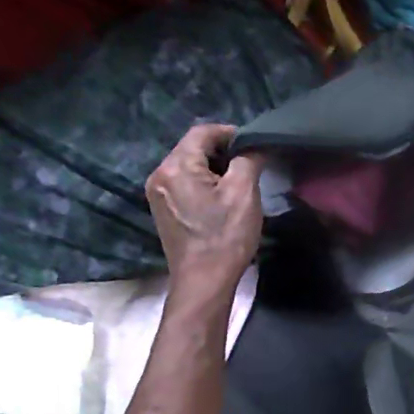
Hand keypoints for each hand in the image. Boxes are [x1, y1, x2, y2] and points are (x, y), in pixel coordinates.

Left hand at [145, 124, 264, 299]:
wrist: (203, 281)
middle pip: (193, 148)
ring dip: (214, 168)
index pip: (203, 132)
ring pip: (189, 166)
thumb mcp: (244, 192)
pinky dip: (204, 183)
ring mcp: (158, 193)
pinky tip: (222, 198)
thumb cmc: (225, 236)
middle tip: (251, 163)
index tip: (255, 145)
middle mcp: (160, 174)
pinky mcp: (163, 210)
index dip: (231, 133)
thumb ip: (248, 159)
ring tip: (239, 181)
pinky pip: (184, 183)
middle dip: (223, 151)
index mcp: (176, 166)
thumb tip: (254, 146)